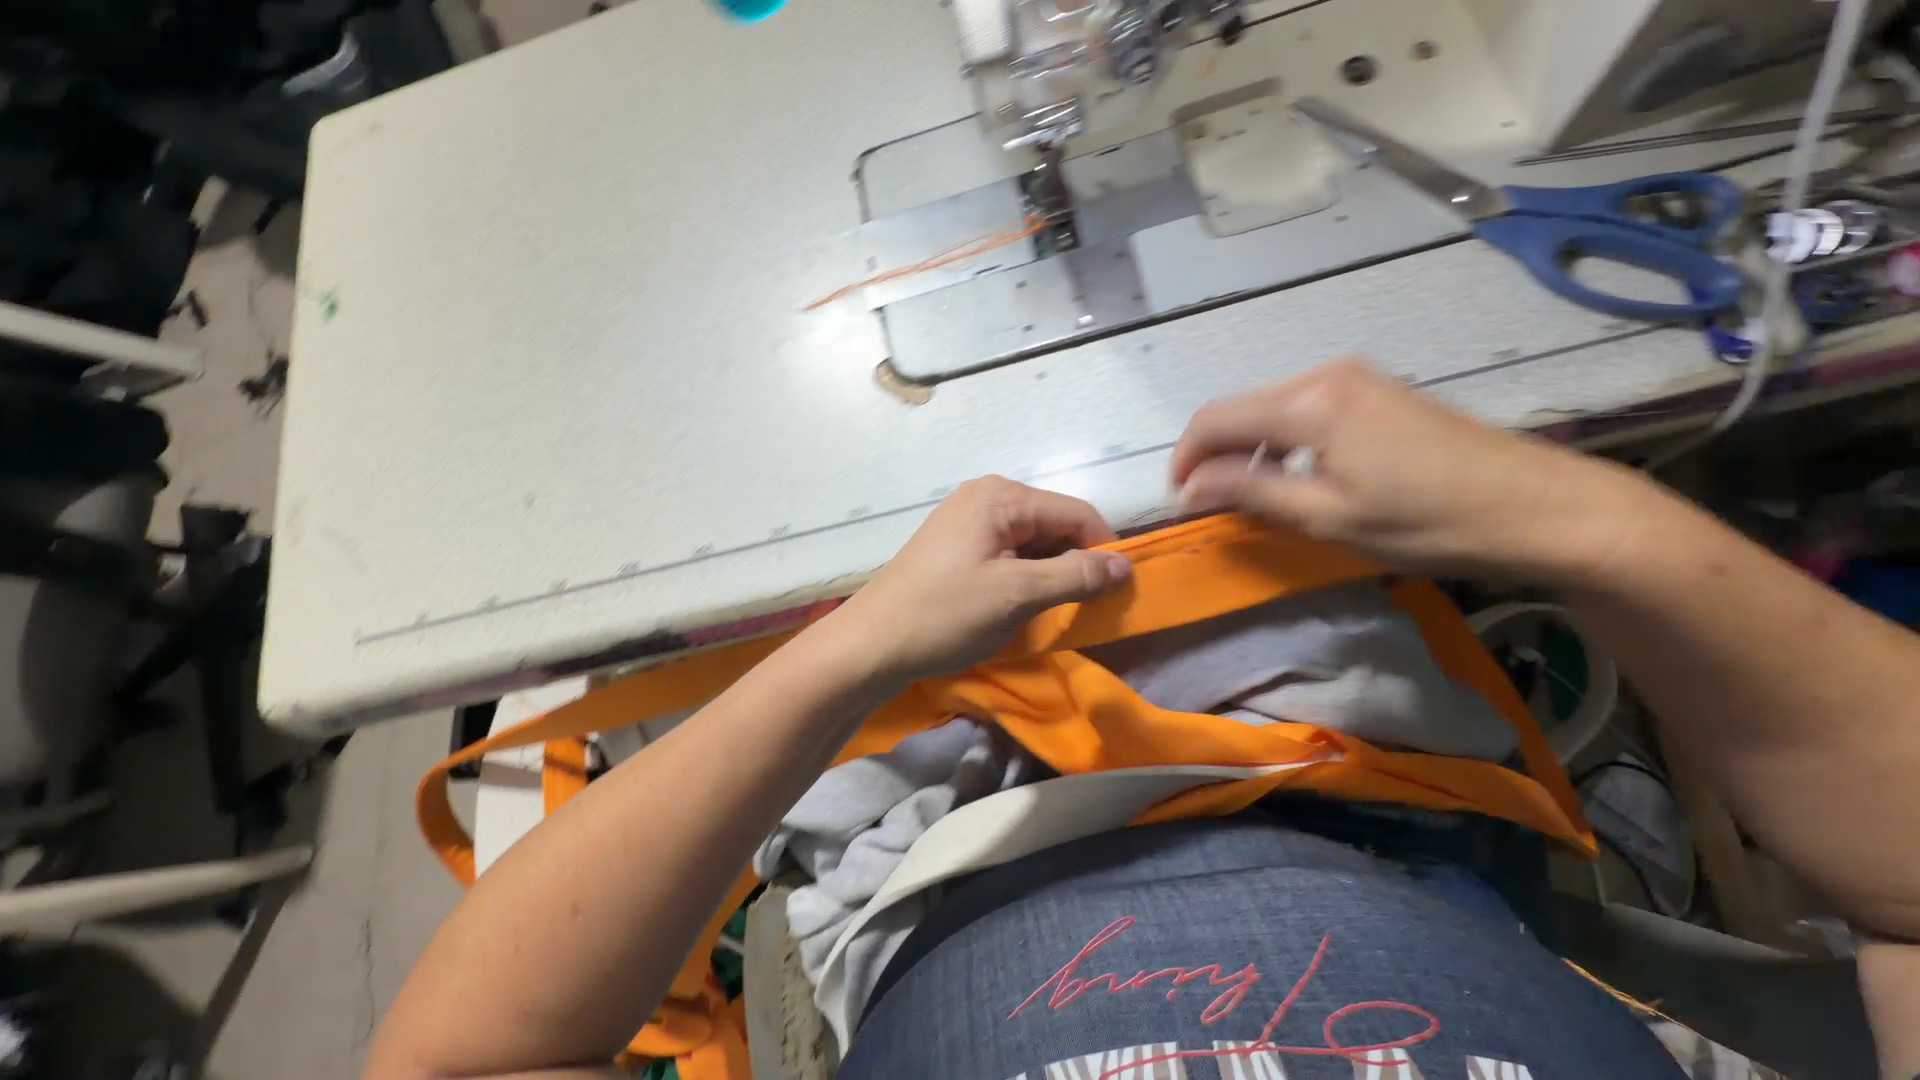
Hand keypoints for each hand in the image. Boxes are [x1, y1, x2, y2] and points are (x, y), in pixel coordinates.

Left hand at [826, 476, 1131, 681]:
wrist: (871, 644)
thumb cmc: (945, 615)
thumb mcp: (1017, 596)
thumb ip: (1075, 576)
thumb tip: (1125, 566)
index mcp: (1002, 497)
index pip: (1077, 513)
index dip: (1104, 551)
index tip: (1119, 593)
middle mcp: (986, 496)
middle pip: (1055, 524)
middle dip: (1076, 563)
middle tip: (1086, 608)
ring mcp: (968, 520)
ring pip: (1033, 542)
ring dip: (1050, 574)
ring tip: (1053, 611)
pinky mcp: (956, 546)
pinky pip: (1008, 553)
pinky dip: (1025, 577)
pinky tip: (1022, 606)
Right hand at [1170, 357, 1664, 581]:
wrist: (1539, 505)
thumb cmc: (1428, 521)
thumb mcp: (1329, 517)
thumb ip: (1252, 491)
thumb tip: (1189, 486)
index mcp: (1309, 402)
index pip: (1215, 417)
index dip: (1185, 458)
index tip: (1179, 501)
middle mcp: (1326, 374)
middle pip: (1241, 406)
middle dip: (1215, 452)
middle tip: (1212, 504)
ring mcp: (1357, 377)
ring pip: (1272, 406)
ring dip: (1249, 446)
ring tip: (1250, 494)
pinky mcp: (1379, 389)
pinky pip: (1305, 407)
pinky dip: (1283, 438)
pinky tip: (1298, 473)